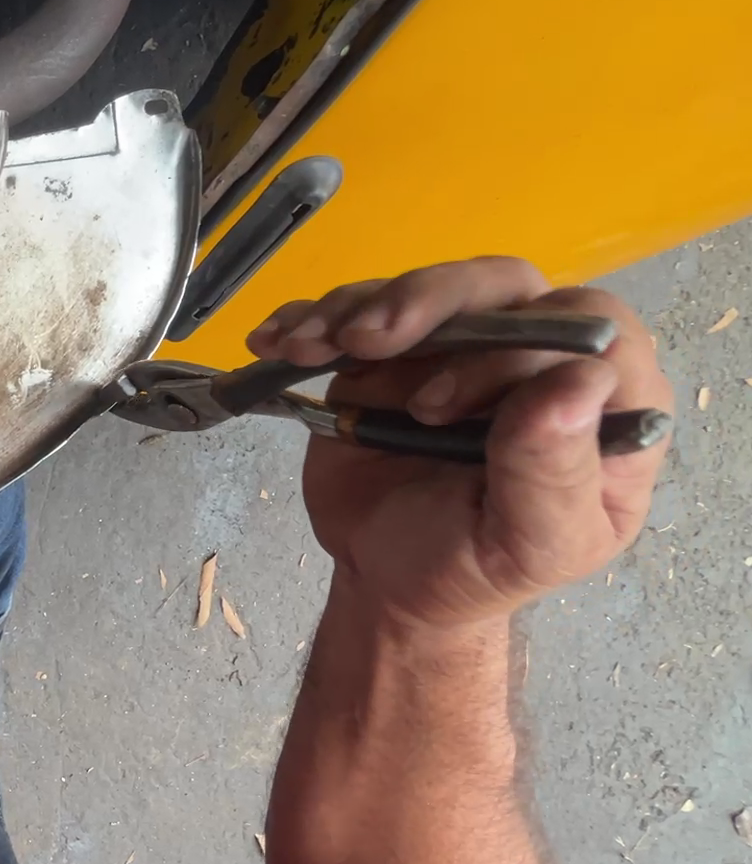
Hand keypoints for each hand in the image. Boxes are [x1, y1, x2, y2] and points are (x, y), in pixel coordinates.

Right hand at [245, 256, 673, 626]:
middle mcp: (521, 359)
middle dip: (420, 300)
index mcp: (592, 397)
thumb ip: (558, 470)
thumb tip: (575, 383)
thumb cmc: (472, 566)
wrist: (388, 579)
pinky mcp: (373, 367)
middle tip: (362, 341)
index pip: (574, 328)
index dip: (504, 350)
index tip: (433, 408)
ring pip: (410, 292)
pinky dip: (301, 322)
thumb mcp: (534, 541)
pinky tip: (271, 343)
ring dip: (346, 310)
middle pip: (492, 285)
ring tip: (297, 349)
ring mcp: (442, 357)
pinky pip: (342, 321)